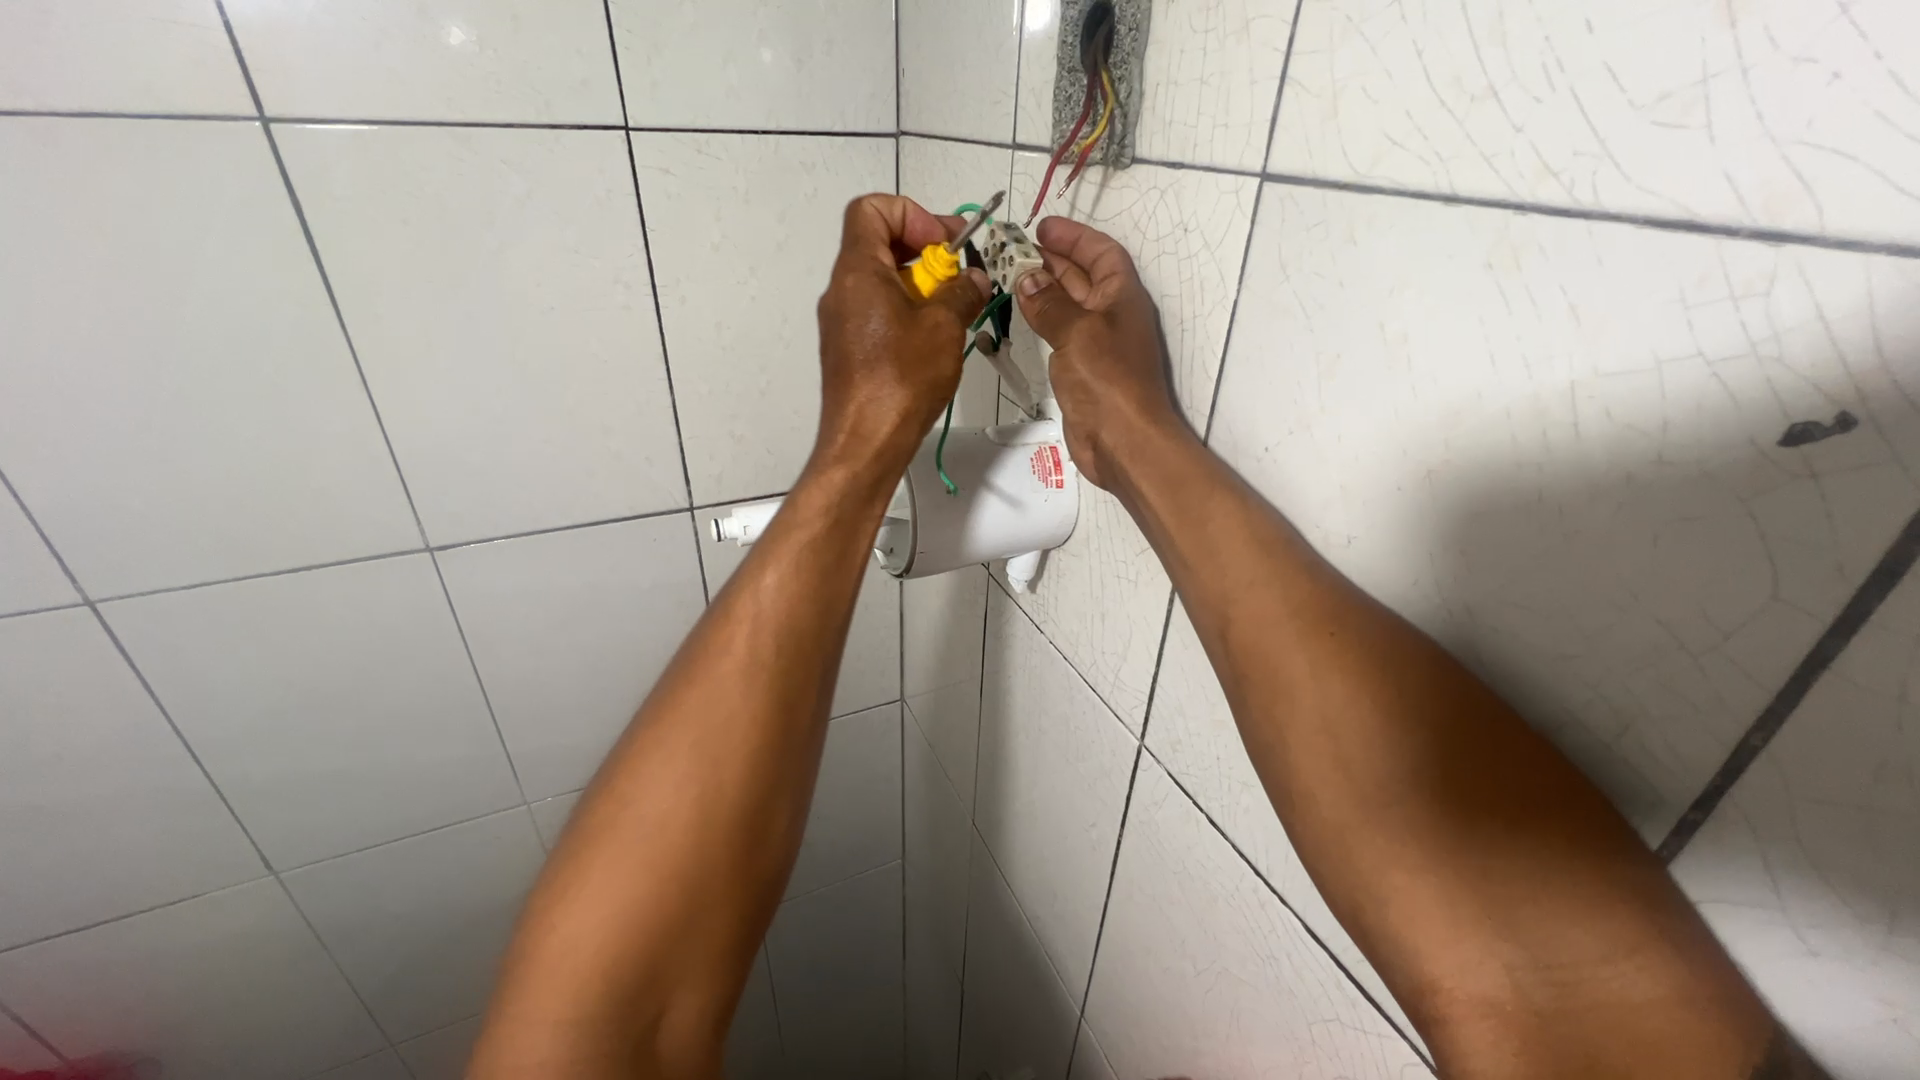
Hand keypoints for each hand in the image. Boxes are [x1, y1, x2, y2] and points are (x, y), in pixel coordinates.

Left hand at [813, 195, 990, 477]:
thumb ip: (961, 292)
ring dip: (920, 287)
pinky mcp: (849, 351)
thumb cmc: (902, 379)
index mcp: (858, 271)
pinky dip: (907, 314)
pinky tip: (934, 343)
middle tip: (959, 277)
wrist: (865, 442)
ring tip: (953, 313)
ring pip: (881, 283)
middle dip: (924, 253)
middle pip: (879, 245)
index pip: (871, 209)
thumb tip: (973, 279)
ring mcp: (842, 323)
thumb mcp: (944, 327)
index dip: (911, 215)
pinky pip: (878, 314)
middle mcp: (842, 290)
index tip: (943, 246)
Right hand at [1014, 217, 1193, 489]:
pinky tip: (1021, 314)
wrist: (1123, 440)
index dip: (1074, 238)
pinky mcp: (1083, 371)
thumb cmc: (1107, 379)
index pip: (1101, 253)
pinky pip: (1060, 334)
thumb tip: (1026, 278)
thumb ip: (1049, 304)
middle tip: (1013, 249)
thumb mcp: (1076, 332)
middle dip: (1051, 260)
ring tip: (1009, 275)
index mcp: (1122, 297)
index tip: (1041, 228)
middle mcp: (1112, 315)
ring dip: (1042, 289)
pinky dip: (1041, 320)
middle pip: (1082, 277)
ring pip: (1068, 306)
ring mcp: (1097, 345)